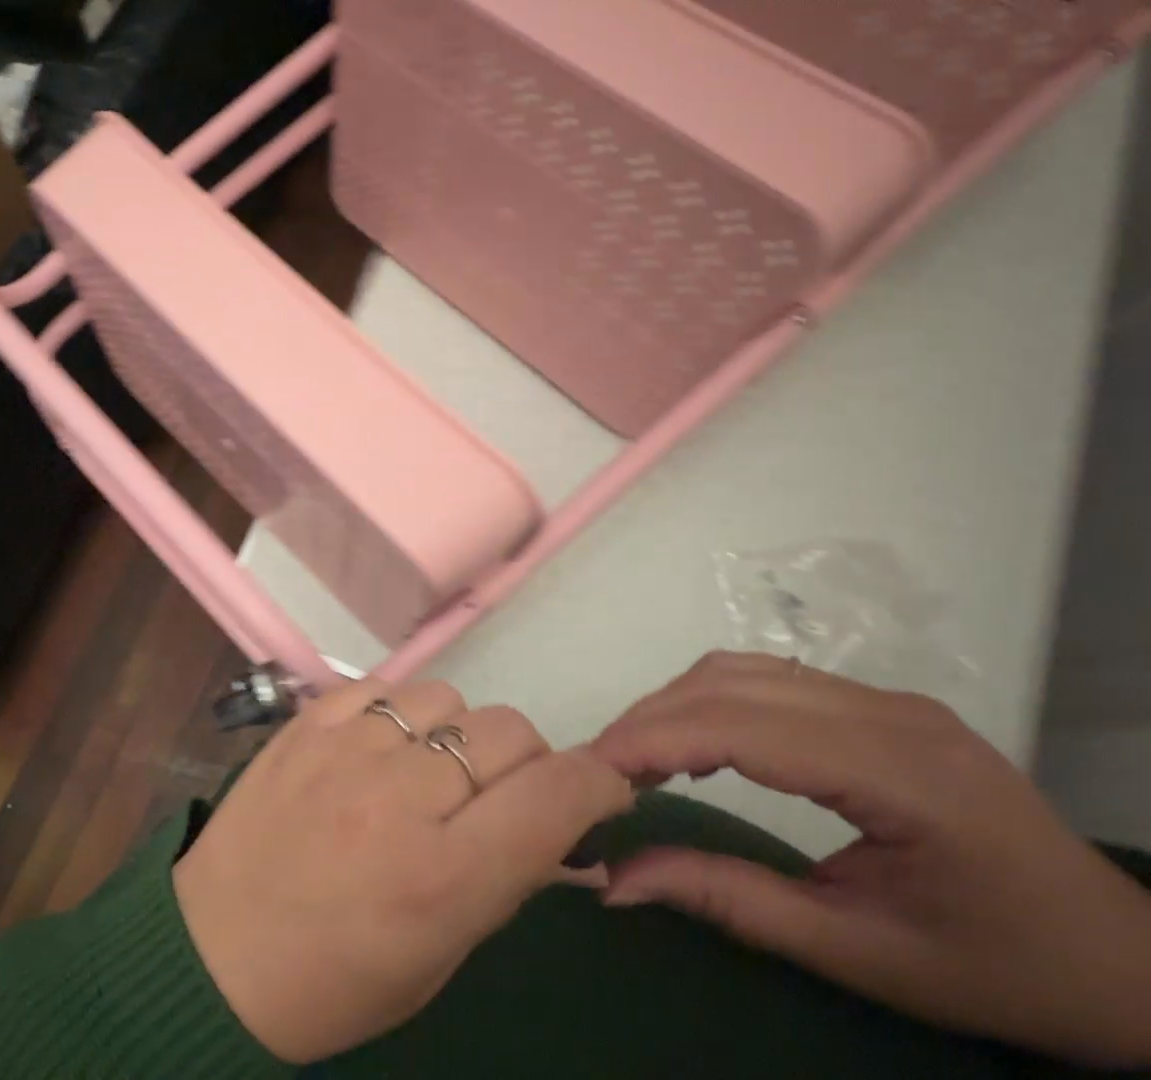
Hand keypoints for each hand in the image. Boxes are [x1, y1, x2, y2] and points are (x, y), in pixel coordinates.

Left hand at [173, 678, 632, 1063]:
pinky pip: (382, 688)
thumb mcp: (441, 954)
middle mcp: (400, 797)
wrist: (215, 956)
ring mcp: (345, 750)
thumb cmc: (335, 981)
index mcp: (446, 874)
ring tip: (430, 772)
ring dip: (459, 734)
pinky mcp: (303, 726)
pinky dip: (398, 714)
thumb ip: (501, 877)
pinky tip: (379, 751)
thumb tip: (550, 822)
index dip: (597, 784)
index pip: (559, 791)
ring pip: (448, 699)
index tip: (595, 794)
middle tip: (500, 797)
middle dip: (529, 763)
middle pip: (510, 731)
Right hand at [591, 652, 1150, 1067]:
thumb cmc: (996, 968)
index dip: (652, 740)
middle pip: (732, 685)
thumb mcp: (856, 953)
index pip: (744, 728)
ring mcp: (892, 704)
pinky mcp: (884, 710)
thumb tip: (612, 880)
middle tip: (594, 774)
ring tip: (631, 762)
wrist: (1123, 966)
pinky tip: (690, 748)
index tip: (585, 773)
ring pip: (745, 672)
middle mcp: (895, 716)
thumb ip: (728, 900)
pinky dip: (709, 704)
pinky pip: (772, 682)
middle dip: (647, 721)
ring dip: (673, 706)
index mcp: (903, 775)